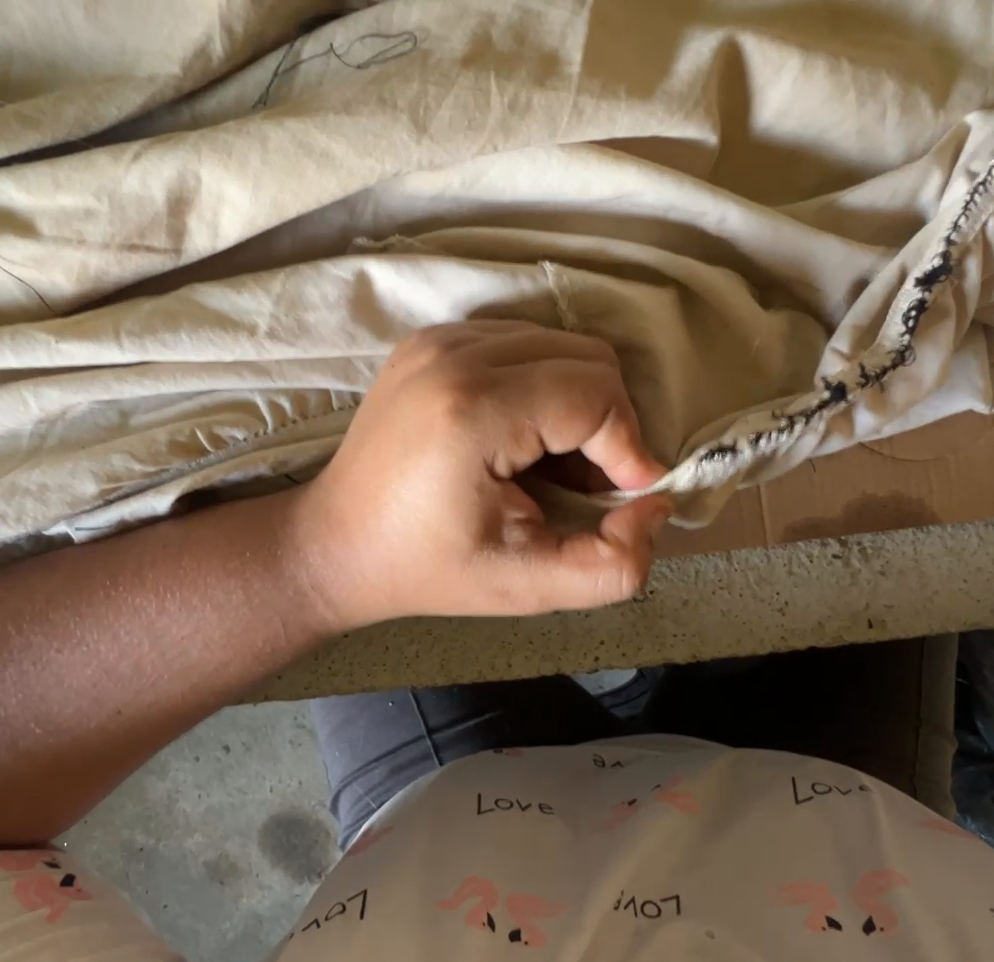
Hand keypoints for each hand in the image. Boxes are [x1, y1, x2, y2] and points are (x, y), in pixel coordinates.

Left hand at [290, 321, 672, 626]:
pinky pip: (525, 343)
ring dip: (580, 405)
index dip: (628, 449)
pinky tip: (524, 441)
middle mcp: (453, 354)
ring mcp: (438, 339)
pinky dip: (545, 388)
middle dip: (610, 425)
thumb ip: (613, 565)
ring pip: (561, 345)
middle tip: (593, 487)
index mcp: (472, 410)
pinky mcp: (432, 340)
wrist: (338, 545)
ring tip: (556, 469)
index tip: (626, 499)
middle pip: (588, 358)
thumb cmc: (428, 571)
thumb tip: (656, 505)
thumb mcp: (527, 590)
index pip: (596, 395)